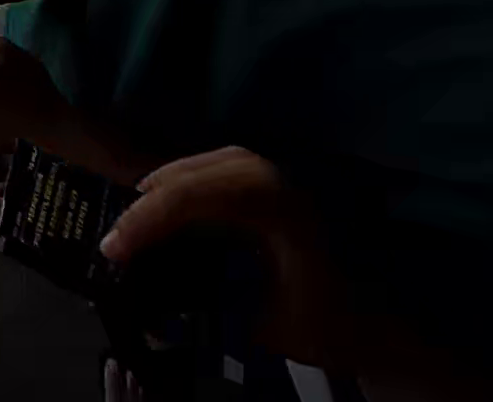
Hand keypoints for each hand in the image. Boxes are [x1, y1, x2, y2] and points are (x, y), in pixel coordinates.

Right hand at [100, 148, 346, 370]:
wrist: (379, 313)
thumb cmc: (332, 319)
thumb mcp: (276, 326)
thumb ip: (213, 310)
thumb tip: (151, 306)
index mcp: (271, 201)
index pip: (190, 198)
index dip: (144, 221)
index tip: (113, 251)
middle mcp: (262, 170)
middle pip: (183, 176)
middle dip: (142, 207)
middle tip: (113, 244)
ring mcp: (259, 167)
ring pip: (188, 168)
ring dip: (156, 197)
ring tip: (130, 229)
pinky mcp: (255, 174)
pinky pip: (201, 171)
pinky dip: (174, 191)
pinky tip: (160, 213)